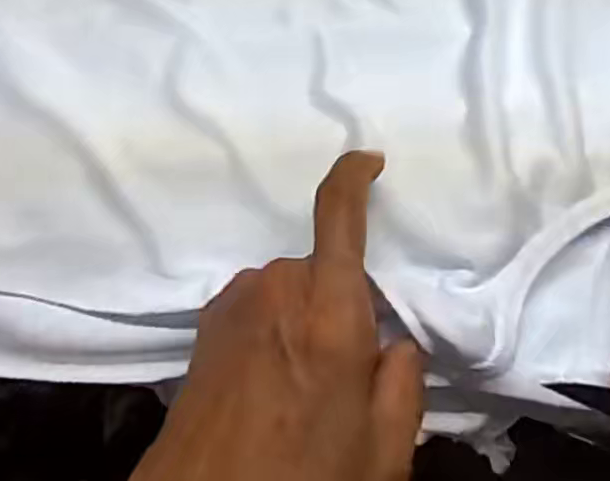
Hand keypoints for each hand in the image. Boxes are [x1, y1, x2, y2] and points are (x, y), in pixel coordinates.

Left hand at [130, 151, 424, 480]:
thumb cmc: (302, 476)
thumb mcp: (381, 452)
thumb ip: (403, 382)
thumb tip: (395, 341)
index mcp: (328, 308)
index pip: (338, 213)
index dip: (353, 174)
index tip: (369, 159)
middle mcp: (278, 286)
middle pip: (322, 268)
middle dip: (337, 303)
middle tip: (340, 370)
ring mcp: (236, 299)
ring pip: (288, 289)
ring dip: (300, 319)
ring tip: (296, 388)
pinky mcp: (206, 320)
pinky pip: (256, 305)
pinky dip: (269, 328)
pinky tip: (263, 385)